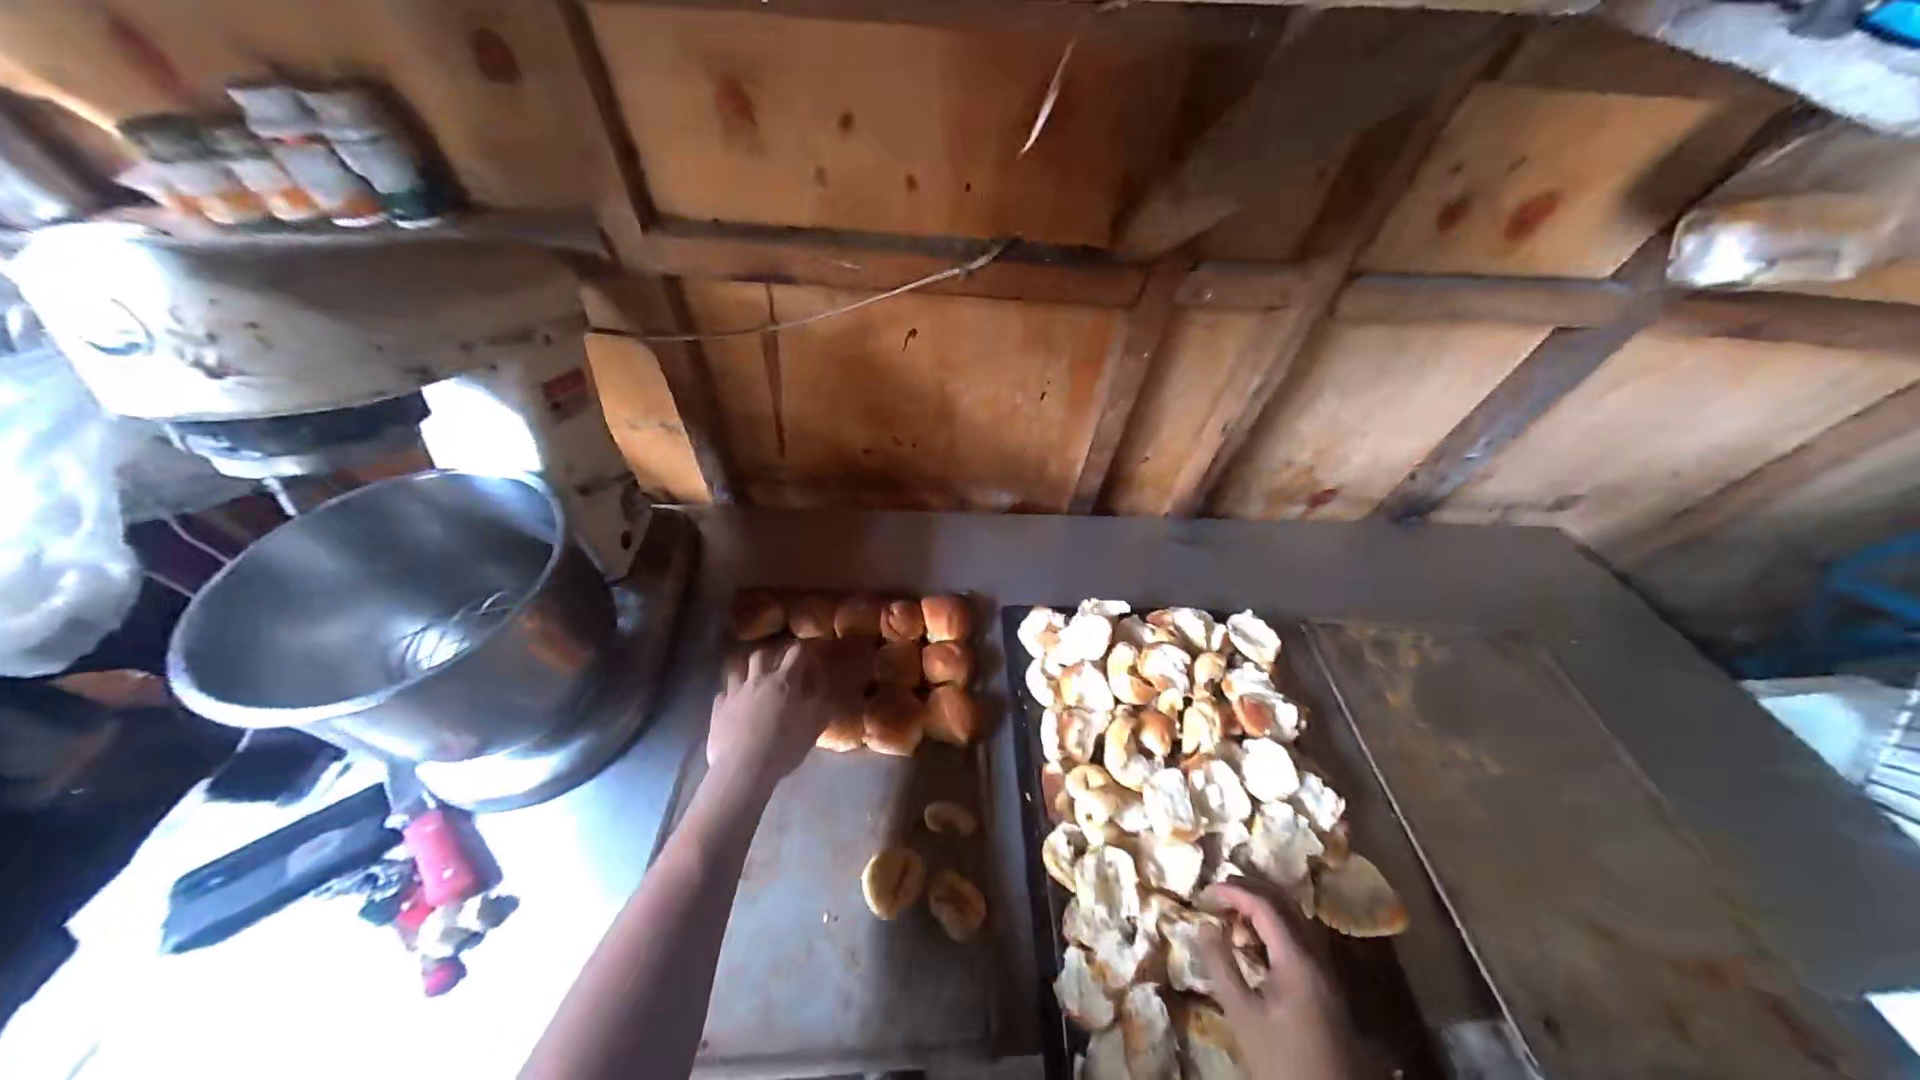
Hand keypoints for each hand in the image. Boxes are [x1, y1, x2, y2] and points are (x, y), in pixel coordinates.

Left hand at [707, 639, 864, 791]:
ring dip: (746, 672)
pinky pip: (723, 694)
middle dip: (770, 656)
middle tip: (776, 667)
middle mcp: (757, 680)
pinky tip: (734, 706)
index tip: (807, 658)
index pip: (795, 653)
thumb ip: (822, 706)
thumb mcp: (813, 727)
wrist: (743, 768)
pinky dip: (730, 696)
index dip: (802, 651)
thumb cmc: (783, 746)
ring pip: (737, 669)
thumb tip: (827, 693)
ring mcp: (734, 693)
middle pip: (761, 654)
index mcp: (784, 682)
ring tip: (752, 682)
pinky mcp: (718, 709)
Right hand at [1198, 882, 1353, 1079]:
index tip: (1206, 891)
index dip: (1234, 892)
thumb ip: (1221, 965)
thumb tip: (1205, 926)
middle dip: (1251, 889)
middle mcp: (1318, 956)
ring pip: (1297, 919)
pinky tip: (1258, 936)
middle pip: (1286, 905)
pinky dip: (1277, 925)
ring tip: (1234, 905)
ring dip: (1265, 905)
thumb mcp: (1241, 1014)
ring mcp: (1327, 971)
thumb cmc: (1280, 1059)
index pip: (1265, 906)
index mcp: (1297, 959)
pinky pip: (1301, 938)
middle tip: (1219, 889)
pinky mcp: (1327, 986)